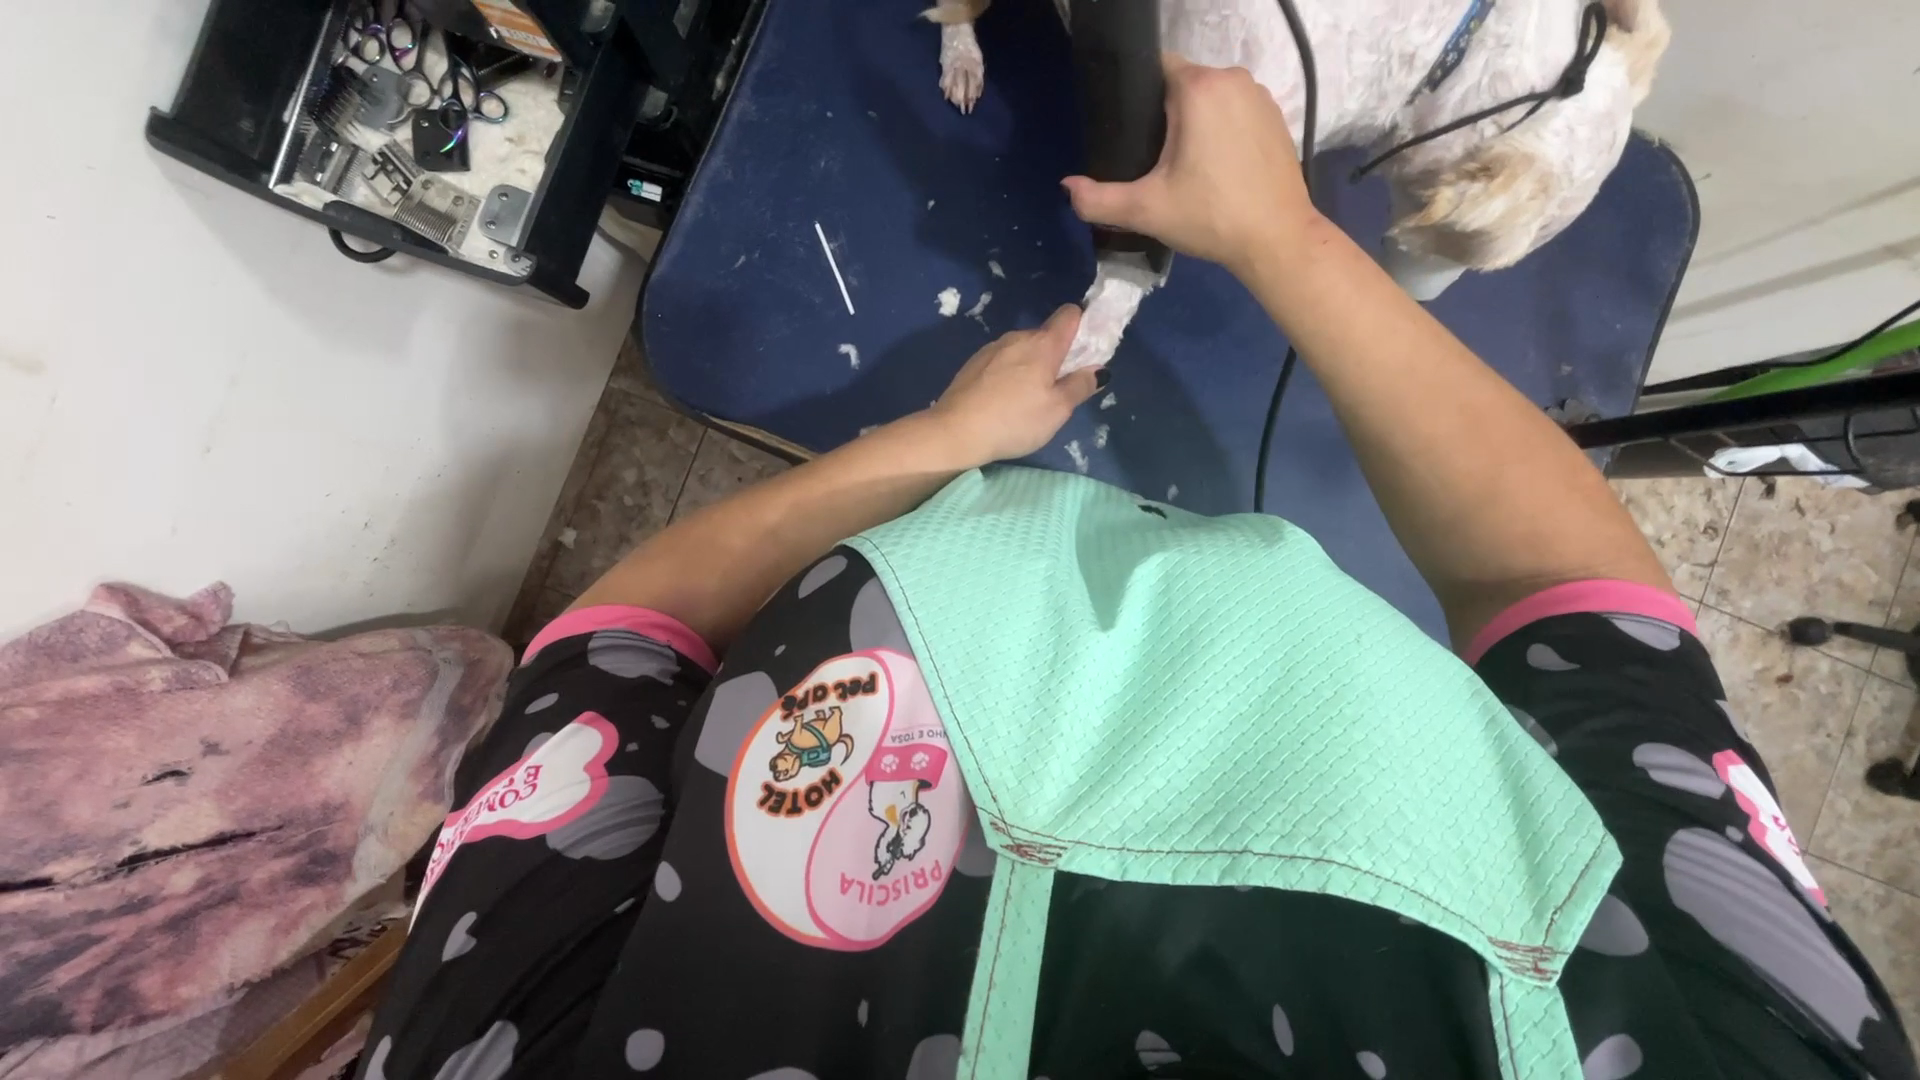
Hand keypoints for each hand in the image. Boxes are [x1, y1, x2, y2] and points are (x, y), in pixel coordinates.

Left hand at [925, 305, 1101, 464]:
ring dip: (1030, 367)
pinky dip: (1008, 375)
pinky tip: (1002, 402)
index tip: (1085, 352)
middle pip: (1045, 336)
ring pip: (1021, 350)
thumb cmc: (1014, 421)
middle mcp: (1017, 337)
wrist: (955, 432)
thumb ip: (1080, 386)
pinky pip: (1001, 362)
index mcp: (1043, 343)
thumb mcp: (1057, 410)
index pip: (1069, 315)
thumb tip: (1099, 369)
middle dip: (1055, 356)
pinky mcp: (973, 364)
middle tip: (1056, 390)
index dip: (1082, 326)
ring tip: (1026, 402)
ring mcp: (991, 349)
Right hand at [1061, 54, 1321, 276]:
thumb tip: (1067, 188)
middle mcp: (1233, 79)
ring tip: (1180, 168)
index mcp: (1198, 88)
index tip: (1127, 134)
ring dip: (1192, 125)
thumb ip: (1098, 199)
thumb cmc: (1210, 217)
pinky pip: (1234, 113)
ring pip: (1210, 100)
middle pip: (1182, 85)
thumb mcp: (1146, 211)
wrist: (1275, 240)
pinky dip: (1219, 133)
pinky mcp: (1275, 118)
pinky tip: (1212, 169)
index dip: (1135, 98)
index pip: (1155, 68)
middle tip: (1149, 162)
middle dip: (1162, 116)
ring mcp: (1259, 97)